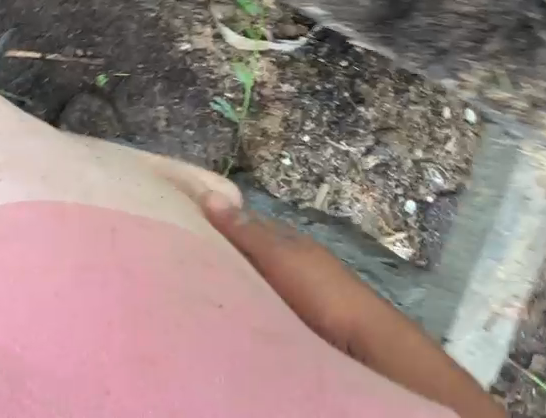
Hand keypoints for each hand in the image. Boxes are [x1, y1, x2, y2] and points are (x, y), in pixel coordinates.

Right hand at [201, 197, 505, 417]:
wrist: (371, 353)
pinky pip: (254, 308)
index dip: (211, 222)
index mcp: (287, 242)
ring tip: (187, 286)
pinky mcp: (293, 325)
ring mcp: (293, 296)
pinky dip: (237, 308)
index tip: (174, 223)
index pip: (241, 223)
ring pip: (247, 281)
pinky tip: (218, 314)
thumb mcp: (281, 255)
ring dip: (225, 284)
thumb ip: (244, 229)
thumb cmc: (324, 294)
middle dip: (214, 254)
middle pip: (242, 253)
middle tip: (175, 258)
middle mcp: (290, 264)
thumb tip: (206, 194)